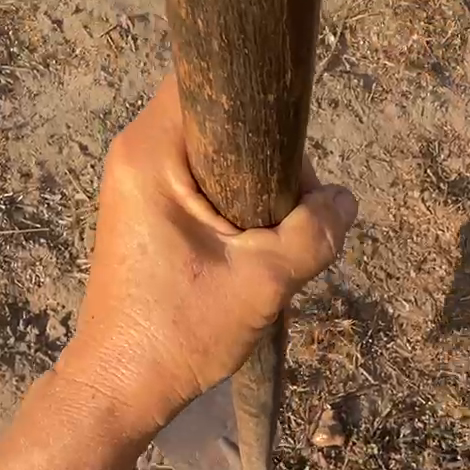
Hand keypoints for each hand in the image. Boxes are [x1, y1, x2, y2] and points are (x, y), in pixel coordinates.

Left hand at [66, 76, 359, 434]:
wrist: (123, 386)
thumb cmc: (180, 332)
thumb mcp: (262, 282)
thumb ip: (313, 235)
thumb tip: (346, 201)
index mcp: (152, 153)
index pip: (213, 83)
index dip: (264, 116)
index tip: (291, 175)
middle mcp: (136, 157)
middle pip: (221, 126)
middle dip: (268, 169)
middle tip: (288, 222)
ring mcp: (136, 189)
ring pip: (216, 164)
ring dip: (254, 199)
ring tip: (270, 247)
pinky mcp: (144, 220)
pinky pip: (202, 193)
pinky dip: (233, 217)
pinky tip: (247, 257)